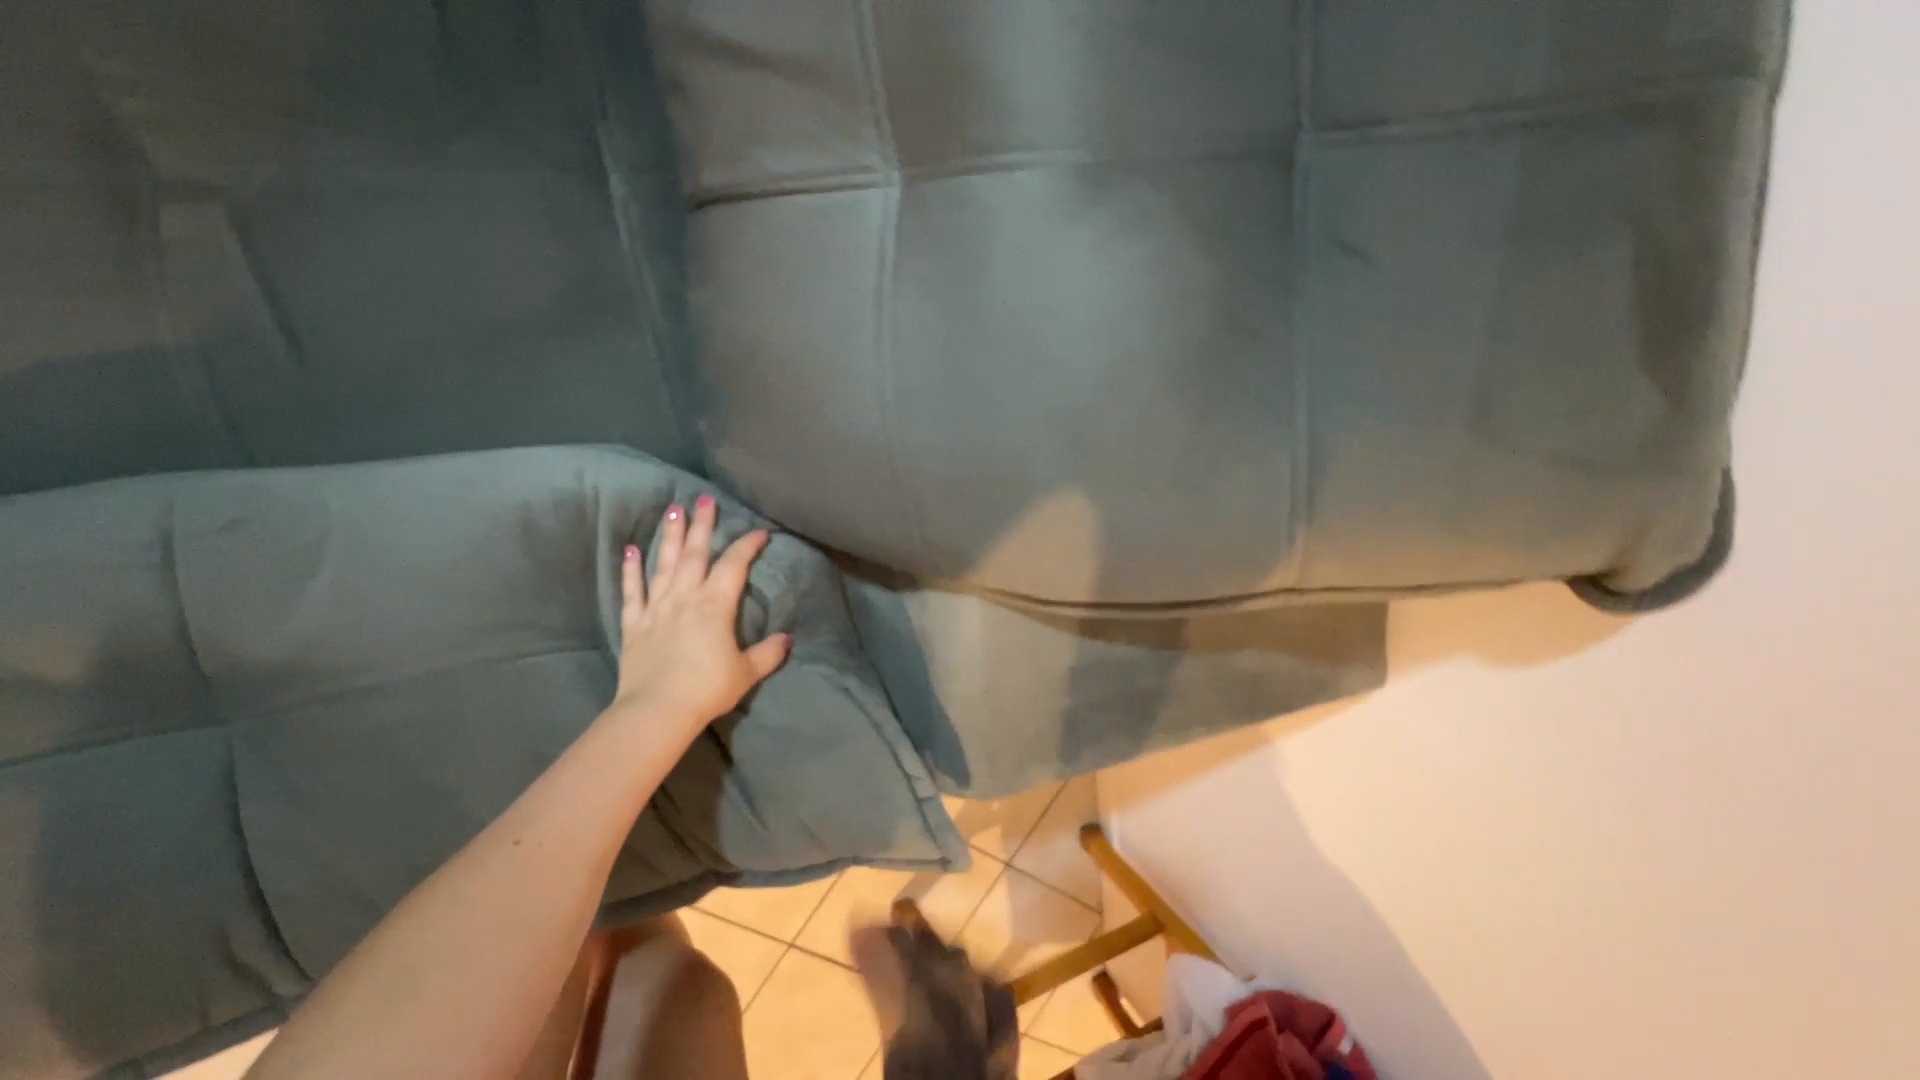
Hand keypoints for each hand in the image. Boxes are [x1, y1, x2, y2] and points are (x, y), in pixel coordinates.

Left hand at [607, 494, 790, 728]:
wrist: (657, 709)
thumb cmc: (707, 689)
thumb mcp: (746, 673)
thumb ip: (767, 653)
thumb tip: (787, 639)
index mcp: (716, 605)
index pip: (735, 565)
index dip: (748, 545)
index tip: (760, 532)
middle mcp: (685, 597)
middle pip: (696, 553)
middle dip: (703, 525)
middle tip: (704, 499)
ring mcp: (657, 607)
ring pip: (664, 563)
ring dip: (671, 536)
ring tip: (674, 510)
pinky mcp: (635, 623)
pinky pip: (633, 590)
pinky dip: (631, 569)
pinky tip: (631, 549)